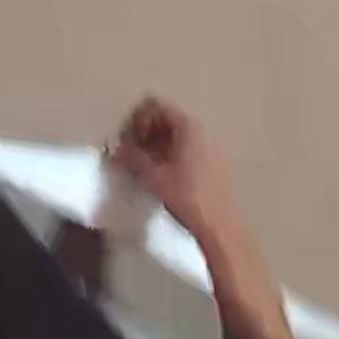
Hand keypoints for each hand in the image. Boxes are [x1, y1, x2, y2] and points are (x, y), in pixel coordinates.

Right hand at [110, 97, 238, 237]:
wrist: (222, 233)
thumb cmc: (186, 197)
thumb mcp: (150, 173)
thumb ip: (130, 154)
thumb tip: (117, 149)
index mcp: (188, 128)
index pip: (154, 105)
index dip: (136, 118)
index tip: (128, 139)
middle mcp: (203, 133)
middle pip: (163, 118)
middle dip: (143, 131)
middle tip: (130, 150)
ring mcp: (212, 151)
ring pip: (174, 135)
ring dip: (153, 144)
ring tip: (142, 164)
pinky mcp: (216, 168)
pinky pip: (185, 150)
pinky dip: (168, 155)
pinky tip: (160, 174)